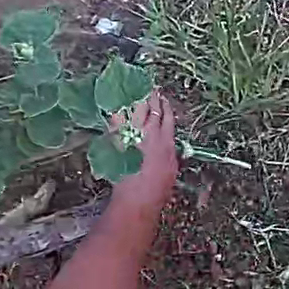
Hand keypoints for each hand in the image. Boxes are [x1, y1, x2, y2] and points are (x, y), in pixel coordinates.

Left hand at [109, 89, 176, 209]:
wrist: (137, 198)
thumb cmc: (157, 190)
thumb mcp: (171, 170)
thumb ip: (171, 154)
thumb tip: (170, 146)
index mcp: (167, 142)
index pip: (168, 117)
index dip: (166, 106)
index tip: (163, 99)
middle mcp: (151, 134)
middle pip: (152, 109)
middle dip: (152, 97)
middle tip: (150, 90)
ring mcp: (133, 136)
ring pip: (136, 110)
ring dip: (137, 100)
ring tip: (136, 92)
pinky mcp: (118, 141)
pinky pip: (117, 120)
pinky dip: (117, 111)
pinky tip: (117, 106)